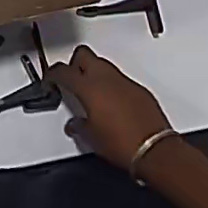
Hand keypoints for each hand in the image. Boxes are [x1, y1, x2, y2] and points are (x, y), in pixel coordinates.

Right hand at [46, 45, 172, 172]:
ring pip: (103, 65)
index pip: (62, 70)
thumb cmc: (122, 143)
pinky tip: (113, 102)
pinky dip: (113, 85)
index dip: (52, 74)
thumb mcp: (91, 137)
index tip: (51, 79)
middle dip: (74, 63)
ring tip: (92, 91)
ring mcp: (125, 82)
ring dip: (94, 73)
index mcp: (88, 87)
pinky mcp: (140, 90)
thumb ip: (79, 125)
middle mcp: (105, 78)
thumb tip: (76, 125)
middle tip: (71, 78)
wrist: (156, 152)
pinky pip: (121, 79)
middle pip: (83, 55)